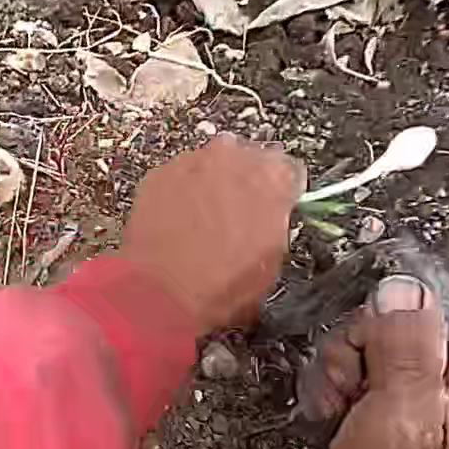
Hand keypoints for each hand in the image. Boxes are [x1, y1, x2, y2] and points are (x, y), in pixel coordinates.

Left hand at [120, 134, 302, 333]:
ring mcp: (196, 161)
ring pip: (210, 164)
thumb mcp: (271, 260)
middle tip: (234, 214)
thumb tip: (269, 218)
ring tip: (203, 218)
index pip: (287, 170)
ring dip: (210, 184)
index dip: (278, 191)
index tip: (272, 206)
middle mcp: (237, 158)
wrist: (166, 290)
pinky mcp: (161, 172)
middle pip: (247, 159)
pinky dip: (180, 192)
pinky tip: (177, 220)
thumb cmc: (225, 283)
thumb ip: (275, 223)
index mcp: (275, 178)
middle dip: (243, 182)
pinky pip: (179, 175)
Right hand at [314, 276, 448, 448]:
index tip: (372, 339)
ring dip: (344, 364)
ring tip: (342, 404)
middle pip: (400, 314)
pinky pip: (359, 360)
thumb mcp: (402, 414)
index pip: (445, 299)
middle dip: (362, 342)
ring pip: (371, 335)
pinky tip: (337, 408)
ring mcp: (423, 380)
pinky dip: (340, 380)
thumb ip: (406, 349)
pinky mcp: (395, 391)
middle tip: (352, 384)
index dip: (402, 307)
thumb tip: (404, 286)